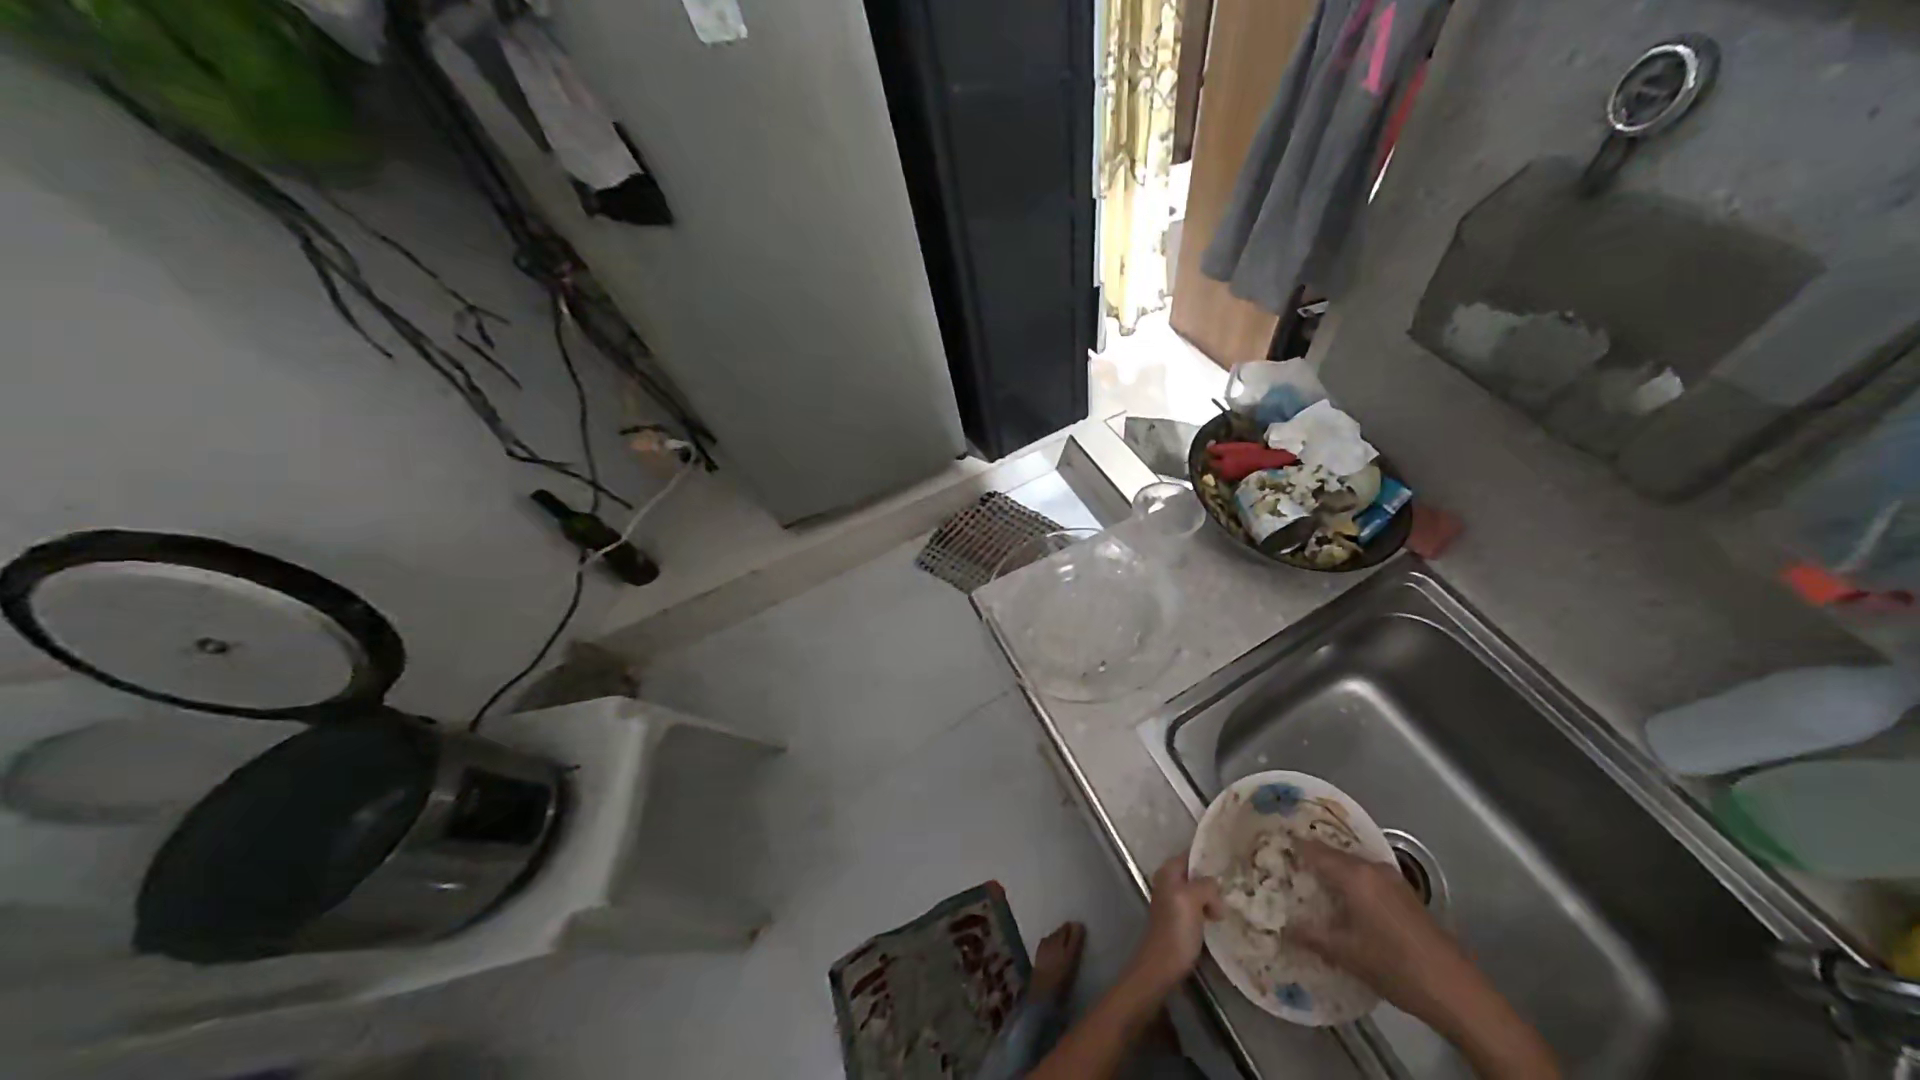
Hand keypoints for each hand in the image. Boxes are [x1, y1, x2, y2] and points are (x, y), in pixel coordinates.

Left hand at [1126, 853, 1223, 993]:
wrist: (1163, 964)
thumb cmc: (1176, 928)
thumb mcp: (1191, 899)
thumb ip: (1205, 885)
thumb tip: (1216, 886)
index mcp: (1169, 871)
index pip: (1192, 854)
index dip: (1210, 855)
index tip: (1234, 858)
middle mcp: (1170, 881)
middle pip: (1198, 872)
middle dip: (1215, 878)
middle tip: (1238, 883)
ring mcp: (1176, 900)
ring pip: (1201, 889)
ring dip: (1214, 895)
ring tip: (1233, 900)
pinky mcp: (1182, 917)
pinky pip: (1201, 905)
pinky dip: (1211, 907)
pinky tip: (1222, 915)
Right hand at [1283, 839, 1478, 1025]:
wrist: (1457, 990)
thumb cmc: (1394, 966)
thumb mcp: (1345, 953)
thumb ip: (1310, 935)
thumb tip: (1282, 926)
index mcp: (1354, 875)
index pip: (1313, 850)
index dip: (1290, 847)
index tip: (1270, 849)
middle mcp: (1372, 868)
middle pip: (1333, 855)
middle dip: (1310, 860)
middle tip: (1285, 870)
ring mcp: (1393, 880)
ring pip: (1351, 866)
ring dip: (1332, 873)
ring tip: (1310, 887)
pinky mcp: (1406, 895)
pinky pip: (1368, 878)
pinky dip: (1350, 883)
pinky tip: (1342, 903)